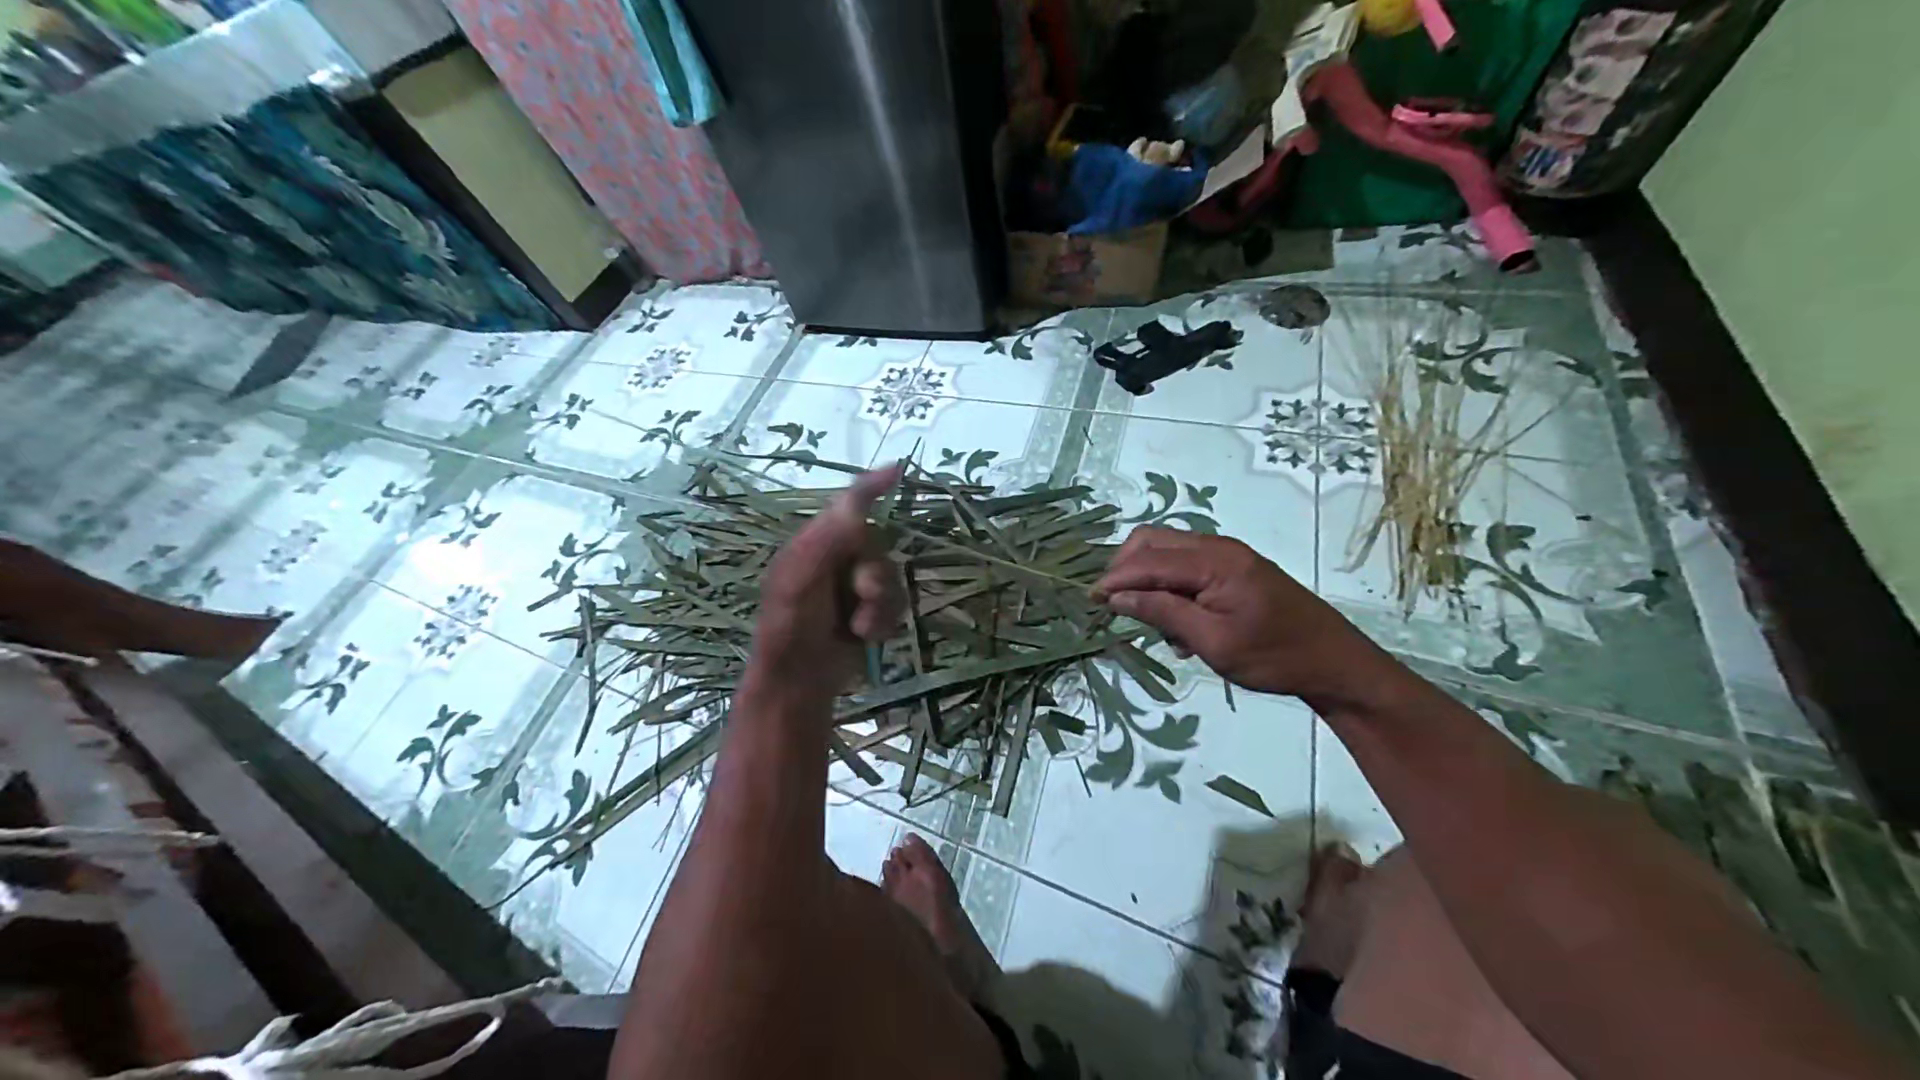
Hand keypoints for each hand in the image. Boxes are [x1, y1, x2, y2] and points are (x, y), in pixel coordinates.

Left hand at [744, 465, 905, 706]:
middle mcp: (837, 560)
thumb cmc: (788, 628)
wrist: (798, 682)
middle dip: (874, 573)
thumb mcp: (799, 579)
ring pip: (891, 577)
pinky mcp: (870, 612)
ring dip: (880, 604)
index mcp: (814, 544)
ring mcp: (854, 588)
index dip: (871, 488)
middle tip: (861, 593)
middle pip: (877, 546)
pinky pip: (896, 603)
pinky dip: (884, 621)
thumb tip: (856, 505)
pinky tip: (865, 636)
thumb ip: (827, 540)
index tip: (898, 471)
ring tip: (859, 626)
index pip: (847, 507)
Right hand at [1091, 527, 1401, 710]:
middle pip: (1152, 541)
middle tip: (1115, 606)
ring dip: (1147, 579)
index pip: (1148, 560)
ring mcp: (1227, 555)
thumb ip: (1163, 613)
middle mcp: (1218, 547)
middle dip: (1125, 569)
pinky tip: (1178, 623)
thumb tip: (1116, 597)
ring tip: (1154, 623)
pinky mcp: (1233, 568)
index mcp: (1215, 561)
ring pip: (1167, 551)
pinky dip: (1169, 585)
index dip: (1114, 578)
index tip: (1090, 602)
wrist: (1334, 663)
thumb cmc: (1274, 657)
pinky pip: (1185, 564)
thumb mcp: (1213, 642)